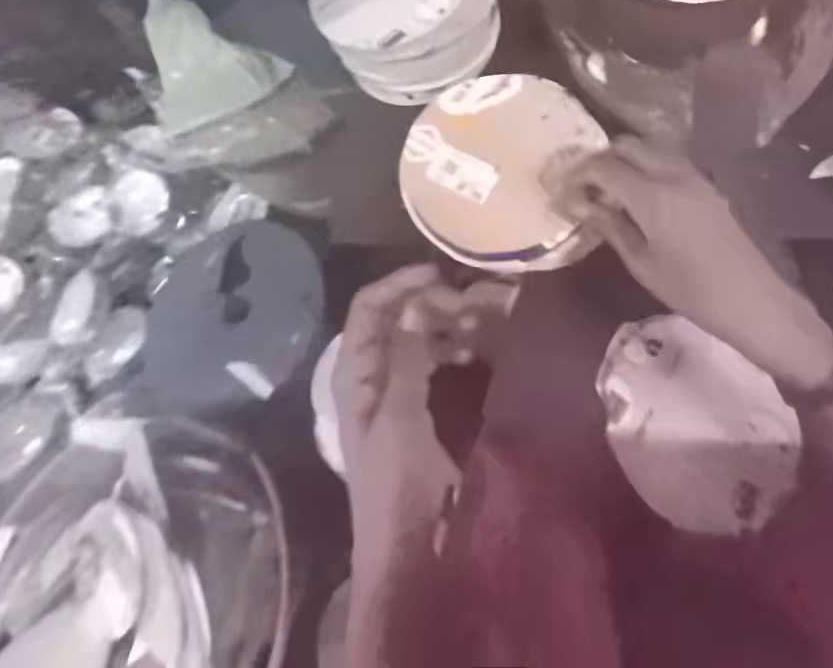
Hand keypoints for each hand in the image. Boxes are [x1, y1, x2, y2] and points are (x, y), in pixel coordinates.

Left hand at [332, 264, 515, 552]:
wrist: (406, 558)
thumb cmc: (397, 490)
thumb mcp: (400, 421)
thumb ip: (406, 359)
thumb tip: (416, 302)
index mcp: (354, 371)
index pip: (368, 305)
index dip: (399, 282)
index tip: (441, 274)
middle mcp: (369, 372)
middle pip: (393, 315)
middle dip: (428, 300)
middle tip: (471, 302)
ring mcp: (392, 388)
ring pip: (414, 335)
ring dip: (442, 321)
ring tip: (478, 321)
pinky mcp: (415, 406)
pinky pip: (430, 360)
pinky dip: (449, 346)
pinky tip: (474, 349)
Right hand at [556, 136, 832, 388]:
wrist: (754, 301)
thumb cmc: (692, 290)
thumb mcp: (641, 264)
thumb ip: (610, 226)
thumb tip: (580, 204)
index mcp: (653, 196)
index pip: (605, 166)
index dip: (579, 173)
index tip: (563, 189)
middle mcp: (673, 175)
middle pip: (628, 145)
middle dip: (601, 158)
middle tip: (585, 186)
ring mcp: (694, 177)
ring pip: (650, 148)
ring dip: (625, 160)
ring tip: (610, 191)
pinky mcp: (707, 186)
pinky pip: (668, 161)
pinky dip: (646, 167)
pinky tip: (639, 197)